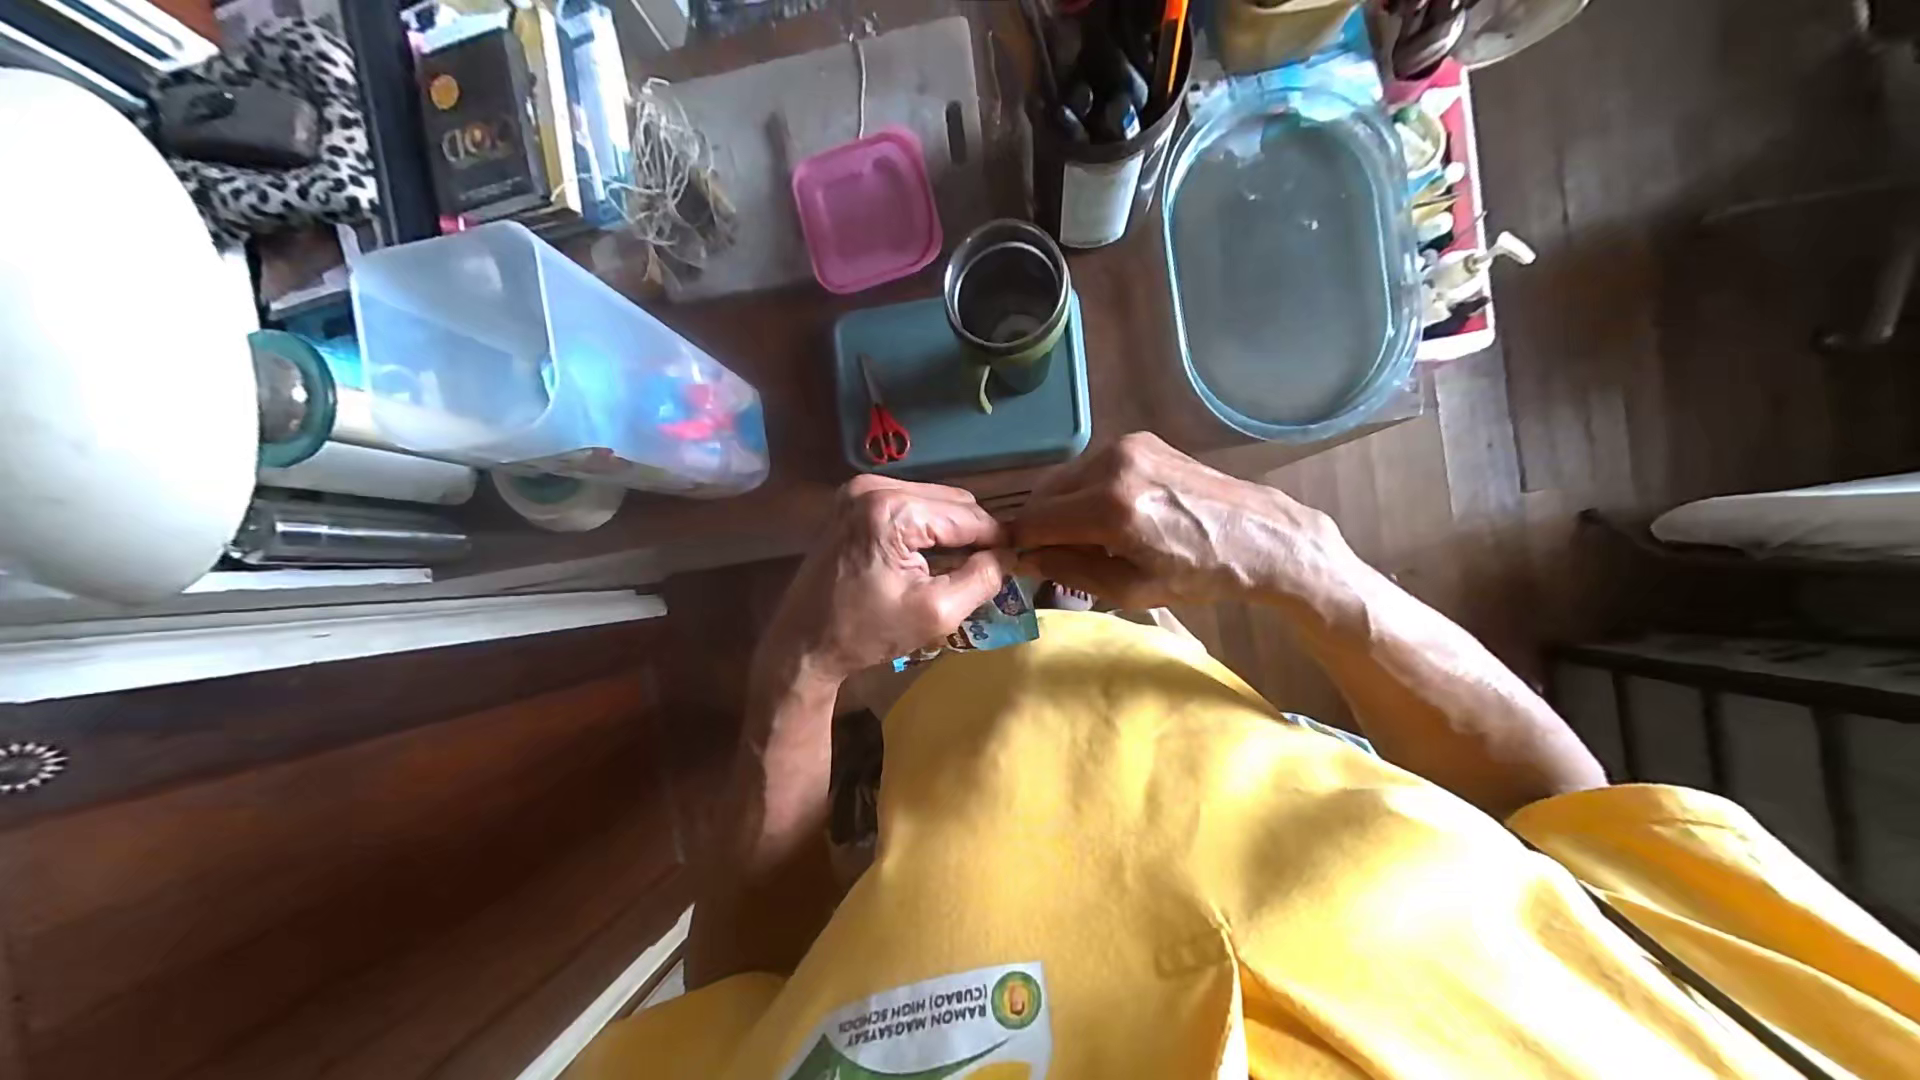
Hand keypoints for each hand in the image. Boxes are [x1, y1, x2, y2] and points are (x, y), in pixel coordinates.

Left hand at [758, 476, 1013, 686]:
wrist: (802, 642)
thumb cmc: (866, 632)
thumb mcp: (936, 612)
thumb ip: (982, 578)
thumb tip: (1009, 555)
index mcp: (894, 510)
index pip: (969, 516)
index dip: (998, 540)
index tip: (1017, 562)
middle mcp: (875, 486)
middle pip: (953, 501)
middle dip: (974, 534)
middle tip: (988, 569)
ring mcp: (860, 489)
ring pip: (934, 500)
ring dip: (952, 530)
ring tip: (959, 566)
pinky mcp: (853, 500)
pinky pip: (910, 504)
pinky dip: (927, 527)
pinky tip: (929, 557)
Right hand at [1013, 432, 1354, 607]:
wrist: (1261, 536)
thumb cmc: (1200, 573)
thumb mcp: (1129, 589)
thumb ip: (1068, 570)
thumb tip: (1026, 558)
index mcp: (1110, 507)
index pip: (1034, 520)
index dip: (1019, 543)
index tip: (1017, 561)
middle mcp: (1112, 463)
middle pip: (1044, 494)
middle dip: (1041, 525)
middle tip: (1056, 554)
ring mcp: (1126, 445)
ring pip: (1065, 478)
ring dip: (1062, 507)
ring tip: (1088, 536)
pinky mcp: (1140, 439)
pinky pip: (1091, 467)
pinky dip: (1086, 491)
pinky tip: (1110, 513)